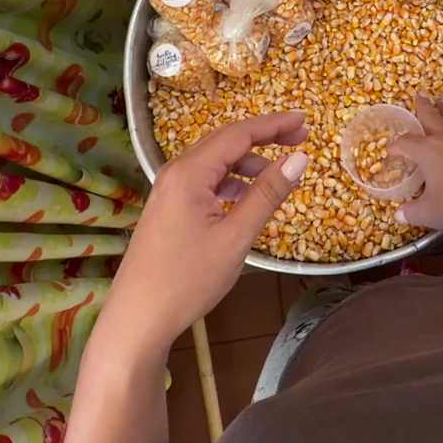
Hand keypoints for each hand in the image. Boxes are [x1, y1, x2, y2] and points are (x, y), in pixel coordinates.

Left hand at [101, 111, 309, 353]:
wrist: (137, 322)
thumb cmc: (187, 280)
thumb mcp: (235, 237)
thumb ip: (267, 194)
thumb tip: (300, 158)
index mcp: (190, 172)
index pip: (239, 134)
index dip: (275, 124)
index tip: (305, 119)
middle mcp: (176, 172)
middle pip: (227, 141)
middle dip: (265, 137)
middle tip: (301, 137)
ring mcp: (169, 189)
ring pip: (216, 162)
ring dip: (249, 162)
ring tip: (278, 175)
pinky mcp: (169, 207)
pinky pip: (206, 180)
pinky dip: (232, 181)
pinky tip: (247, 198)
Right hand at [393, 93, 442, 238]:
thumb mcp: (429, 214)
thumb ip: (411, 212)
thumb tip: (399, 215)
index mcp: (427, 151)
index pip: (406, 143)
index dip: (396, 147)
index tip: (391, 152)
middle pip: (431, 116)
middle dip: (422, 106)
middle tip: (419, 96)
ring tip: (441, 100)